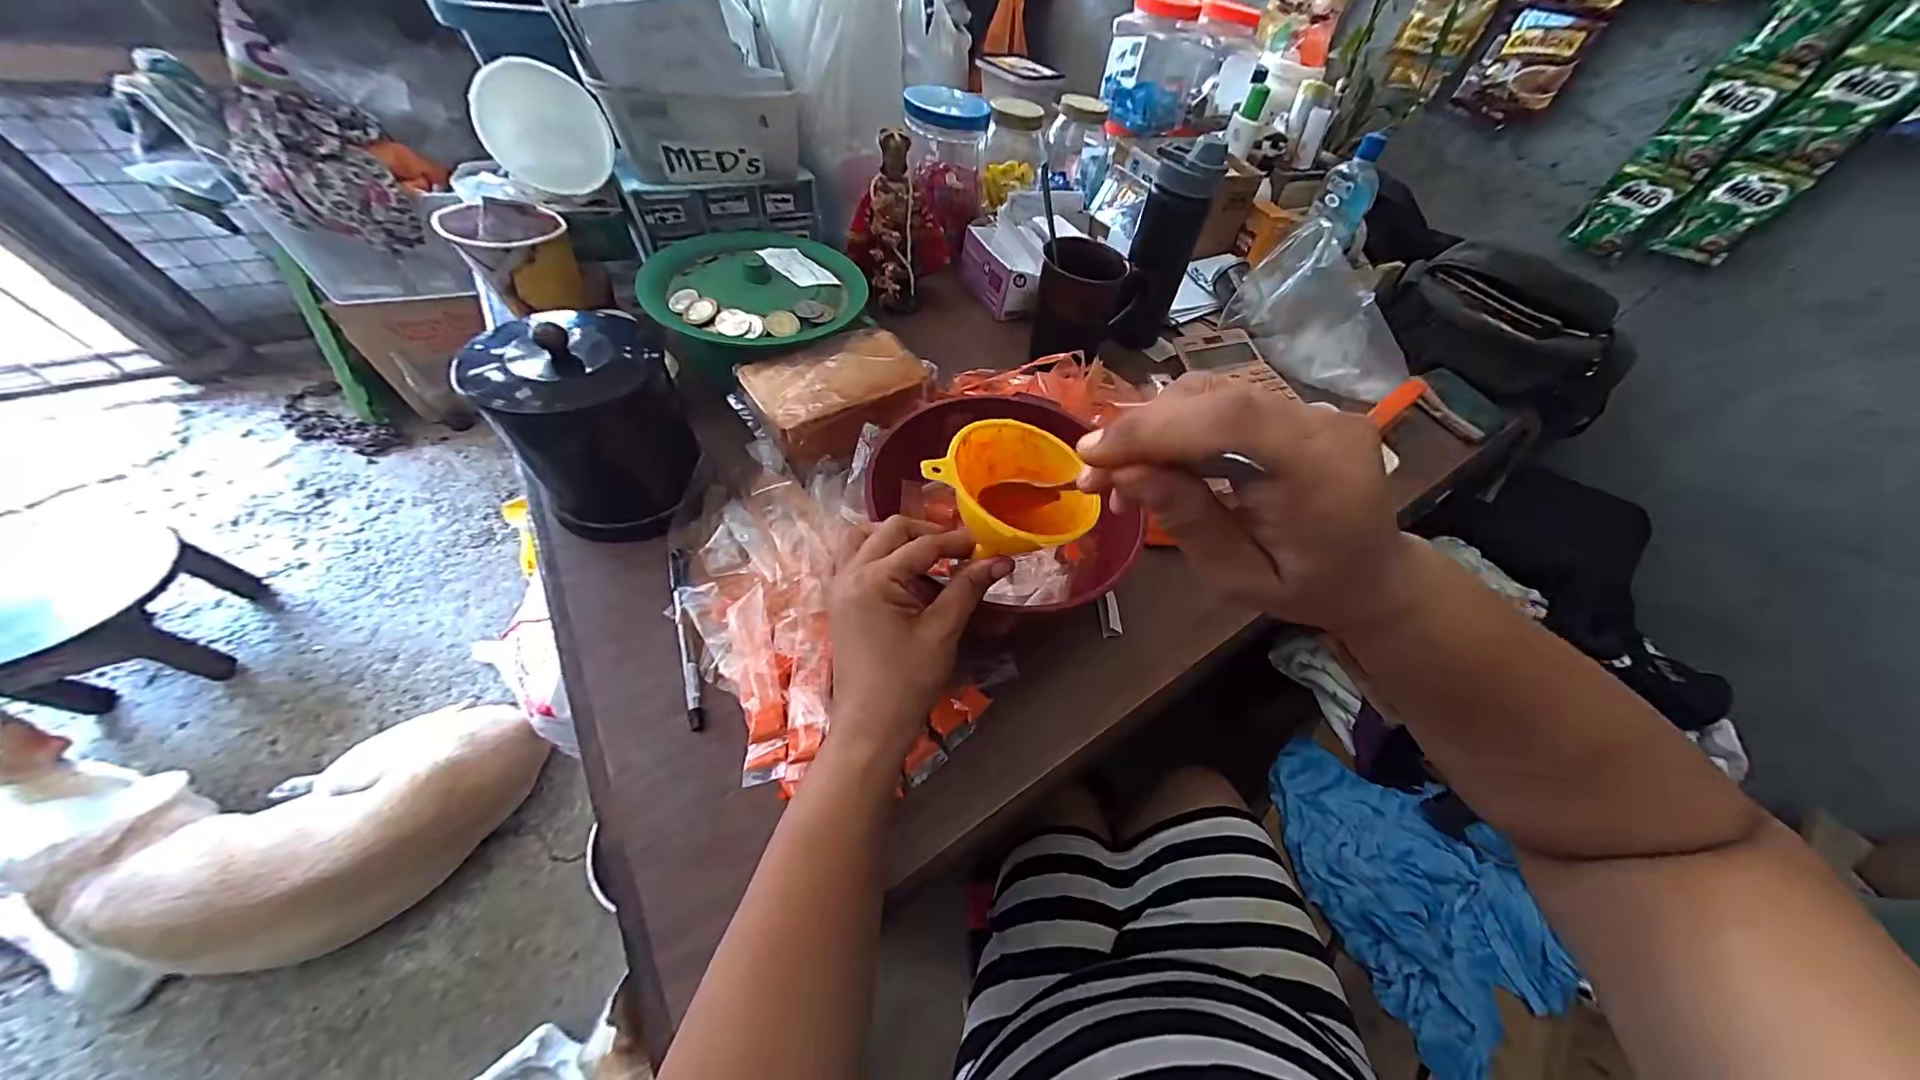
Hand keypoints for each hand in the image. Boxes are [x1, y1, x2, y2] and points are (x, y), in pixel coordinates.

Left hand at [827, 517, 1011, 762]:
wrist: (870, 725)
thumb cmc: (907, 682)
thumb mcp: (942, 632)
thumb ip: (967, 588)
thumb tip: (1000, 559)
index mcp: (872, 580)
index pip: (921, 546)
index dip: (957, 542)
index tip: (985, 544)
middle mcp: (848, 574)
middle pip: (889, 530)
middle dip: (927, 533)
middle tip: (959, 550)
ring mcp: (837, 586)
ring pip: (861, 537)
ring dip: (893, 537)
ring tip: (926, 554)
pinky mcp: (837, 601)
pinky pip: (847, 559)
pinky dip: (872, 552)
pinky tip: (897, 570)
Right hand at [1076, 374, 1417, 635]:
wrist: (1370, 571)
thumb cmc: (1305, 588)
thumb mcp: (1237, 578)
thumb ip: (1189, 523)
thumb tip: (1127, 473)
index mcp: (1321, 474)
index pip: (1229, 422)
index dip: (1151, 429)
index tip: (1091, 456)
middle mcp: (1322, 424)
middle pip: (1213, 398)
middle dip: (1139, 432)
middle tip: (1091, 476)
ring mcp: (1311, 407)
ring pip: (1210, 393)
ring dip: (1151, 429)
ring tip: (1117, 477)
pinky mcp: (1293, 404)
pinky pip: (1221, 402)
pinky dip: (1174, 427)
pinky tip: (1151, 461)